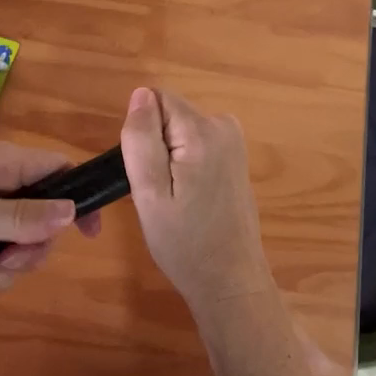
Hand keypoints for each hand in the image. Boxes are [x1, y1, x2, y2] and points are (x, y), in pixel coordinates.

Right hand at [119, 88, 271, 306]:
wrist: (230, 281)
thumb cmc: (185, 243)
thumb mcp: (149, 194)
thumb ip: (142, 140)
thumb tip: (140, 94)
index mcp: (203, 130)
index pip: (156, 100)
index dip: (143, 134)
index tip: (148, 173)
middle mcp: (224, 124)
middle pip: (170, 114)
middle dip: (157, 147)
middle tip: (160, 193)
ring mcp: (234, 141)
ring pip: (181, 131)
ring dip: (170, 159)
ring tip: (176, 200)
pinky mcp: (235, 156)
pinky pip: (196, 144)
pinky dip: (186, 167)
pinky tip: (191, 199)